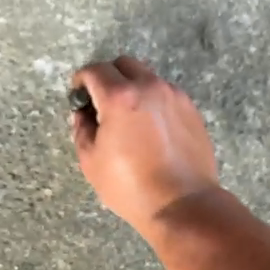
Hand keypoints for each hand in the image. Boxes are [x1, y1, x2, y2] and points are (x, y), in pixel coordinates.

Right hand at [70, 57, 220, 237]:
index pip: (95, 70)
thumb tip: (83, 113)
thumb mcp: (91, 160)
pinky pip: (165, 94)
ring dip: (133, 88)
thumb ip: (82, 128)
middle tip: (102, 104)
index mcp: (120, 96)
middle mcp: (149, 86)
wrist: (183, 205)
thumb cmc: (130, 186)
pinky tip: (152, 130)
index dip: (81, 80)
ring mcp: (174, 95)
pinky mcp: (191, 108)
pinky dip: (153, 102)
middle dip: (108, 78)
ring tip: (130, 119)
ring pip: (147, 77)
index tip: (79, 96)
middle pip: (123, 65)